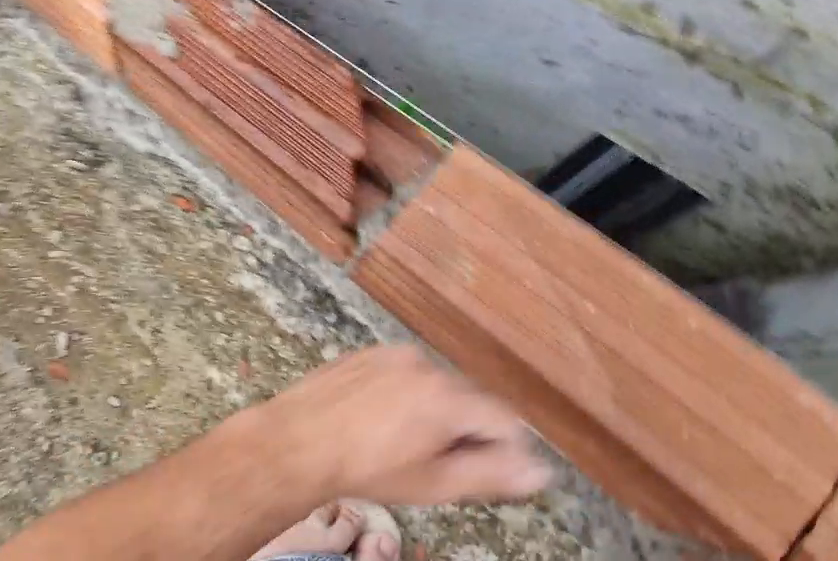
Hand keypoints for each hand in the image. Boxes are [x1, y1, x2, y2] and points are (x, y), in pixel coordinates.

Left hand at [261, 345, 552, 506]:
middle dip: (467, 430)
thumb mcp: (436, 482)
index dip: (503, 450)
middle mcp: (422, 364)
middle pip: (471, 399)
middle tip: (437, 461)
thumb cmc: (367, 468)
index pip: (506, 420)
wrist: (297, 440)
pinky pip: (403, 375)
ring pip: (436, 386)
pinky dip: (405, 396)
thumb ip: (493, 473)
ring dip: (436, 413)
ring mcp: (389, 354)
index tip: (480, 471)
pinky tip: (381, 422)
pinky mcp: (364, 354)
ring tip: (404, 443)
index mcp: (446, 395)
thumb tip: (540, 470)